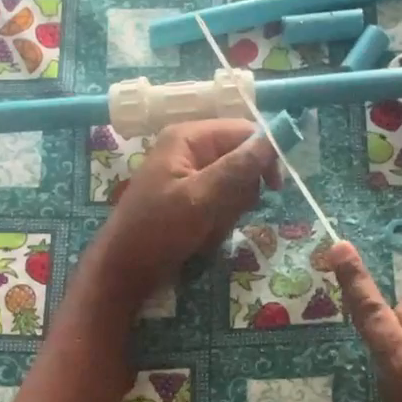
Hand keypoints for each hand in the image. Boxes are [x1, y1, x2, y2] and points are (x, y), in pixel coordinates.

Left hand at [88, 119, 280, 302]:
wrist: (125, 270)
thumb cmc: (158, 230)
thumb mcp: (200, 198)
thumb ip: (238, 167)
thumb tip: (275, 138)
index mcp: (188, 138)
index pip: (243, 131)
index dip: (264, 154)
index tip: (275, 187)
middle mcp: (191, 150)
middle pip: (242, 159)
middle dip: (240, 192)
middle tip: (222, 214)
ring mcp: (190, 175)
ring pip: (236, 186)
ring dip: (229, 211)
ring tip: (207, 228)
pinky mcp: (192, 198)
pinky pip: (222, 203)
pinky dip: (219, 221)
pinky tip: (202, 236)